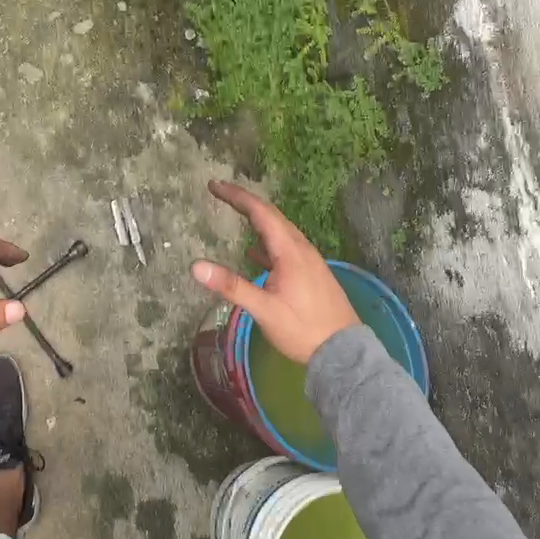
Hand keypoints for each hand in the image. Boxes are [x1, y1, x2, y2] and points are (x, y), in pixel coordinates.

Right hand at [191, 181, 359, 363]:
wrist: (344, 353)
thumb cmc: (303, 330)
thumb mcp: (263, 310)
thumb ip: (231, 286)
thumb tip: (195, 266)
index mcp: (290, 252)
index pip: (261, 213)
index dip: (237, 196)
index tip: (214, 186)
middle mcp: (302, 250)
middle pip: (271, 216)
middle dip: (244, 202)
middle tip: (220, 193)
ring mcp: (309, 262)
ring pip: (280, 231)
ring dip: (257, 220)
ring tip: (235, 215)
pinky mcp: (311, 275)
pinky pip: (285, 248)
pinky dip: (266, 242)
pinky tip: (255, 254)